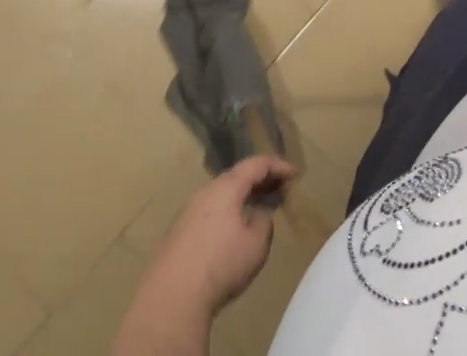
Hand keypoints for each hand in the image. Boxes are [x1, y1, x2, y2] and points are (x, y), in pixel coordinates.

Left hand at [150, 154, 297, 311]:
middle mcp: (203, 194)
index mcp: (225, 189)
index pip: (256, 164)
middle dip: (260, 180)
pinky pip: (208, 212)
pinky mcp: (176, 234)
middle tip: (280, 188)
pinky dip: (226, 211)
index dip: (279, 165)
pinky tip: (232, 229)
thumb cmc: (221, 265)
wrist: (170, 301)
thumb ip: (264, 220)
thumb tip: (259, 213)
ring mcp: (185, 214)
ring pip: (219, 195)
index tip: (296, 175)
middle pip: (235, 177)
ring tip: (258, 207)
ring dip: (241, 196)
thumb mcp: (257, 243)